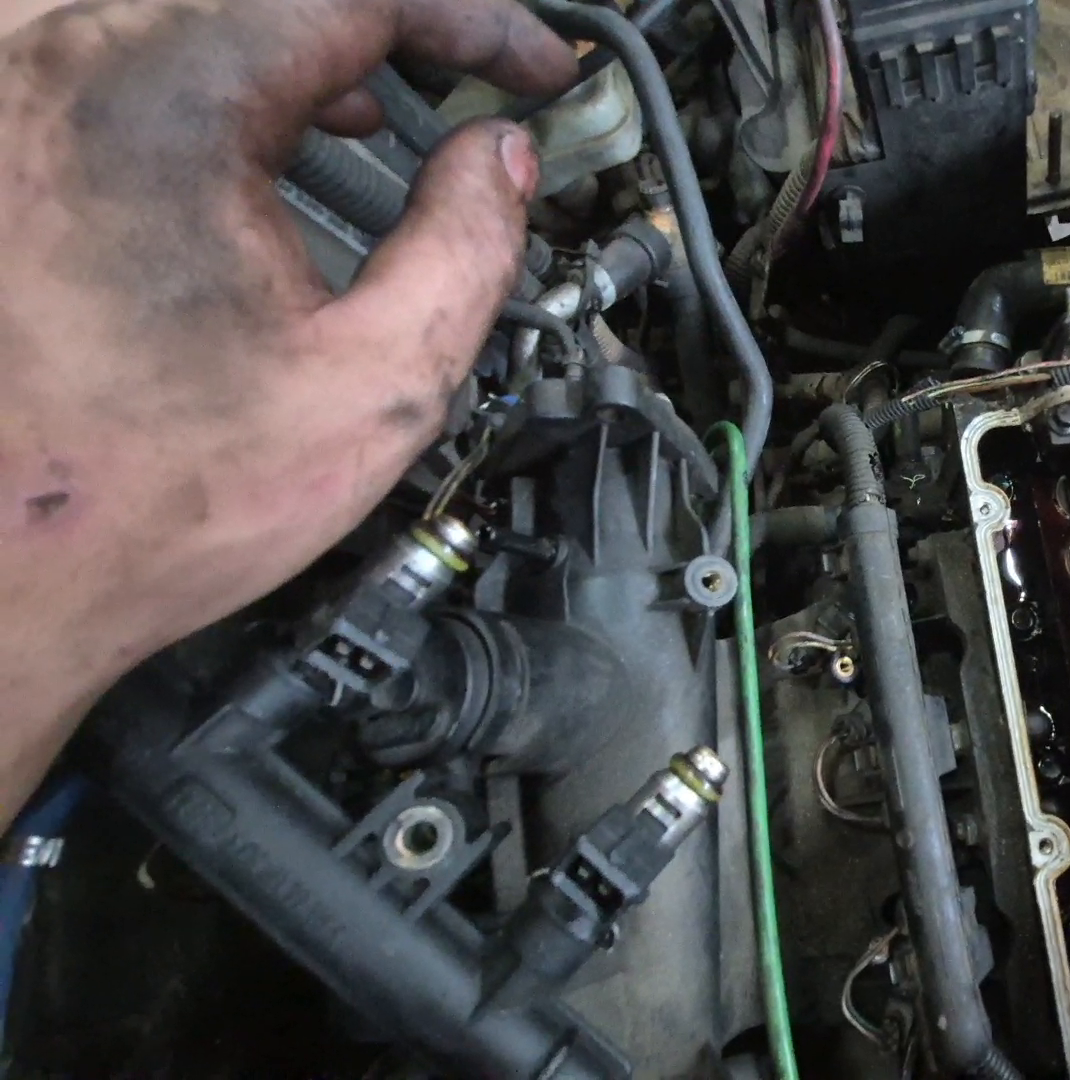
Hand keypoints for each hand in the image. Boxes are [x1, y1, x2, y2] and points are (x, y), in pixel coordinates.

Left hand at [0, 0, 577, 822]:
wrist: (1, 563)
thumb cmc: (178, 488)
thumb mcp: (388, 378)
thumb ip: (468, 248)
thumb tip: (504, 159)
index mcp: (158, 118)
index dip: (473, 22)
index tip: (540, 69)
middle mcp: (46, 67)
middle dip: (415, 26)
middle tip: (498, 82)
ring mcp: (7, 92)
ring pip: (207, 10)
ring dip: (336, 43)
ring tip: (422, 106)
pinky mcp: (4, 133)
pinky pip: (140, 43)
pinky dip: (256, 65)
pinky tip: (311, 125)